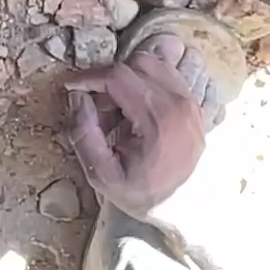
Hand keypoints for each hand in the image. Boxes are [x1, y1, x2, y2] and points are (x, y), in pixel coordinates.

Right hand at [64, 35, 206, 219]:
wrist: (183, 208)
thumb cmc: (141, 193)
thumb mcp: (101, 174)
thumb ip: (83, 134)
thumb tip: (76, 97)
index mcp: (158, 119)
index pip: (118, 76)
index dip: (88, 77)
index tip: (71, 87)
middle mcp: (180, 102)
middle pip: (137, 62)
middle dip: (109, 77)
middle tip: (98, 104)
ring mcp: (194, 101)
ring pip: (157, 62)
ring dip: (131, 75)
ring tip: (120, 104)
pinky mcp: (198, 103)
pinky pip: (174, 71)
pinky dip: (151, 77)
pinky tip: (141, 101)